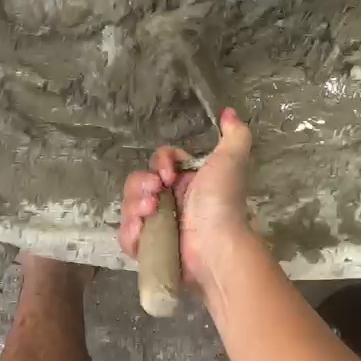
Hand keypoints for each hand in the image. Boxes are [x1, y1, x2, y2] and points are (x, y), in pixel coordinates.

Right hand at [117, 107, 254, 299]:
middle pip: (138, 183)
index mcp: (186, 181)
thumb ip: (234, 134)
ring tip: (150, 214)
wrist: (216, 245)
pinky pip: (127, 236)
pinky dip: (130, 232)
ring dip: (134, 207)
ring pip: (129, 207)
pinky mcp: (148, 248)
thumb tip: (228, 112)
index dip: (159, 163)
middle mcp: (170, 201)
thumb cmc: (222, 202)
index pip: (159, 162)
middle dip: (141, 185)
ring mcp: (158, 225)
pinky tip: (141, 231)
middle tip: (156, 196)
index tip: (169, 174)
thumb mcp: (232, 160)